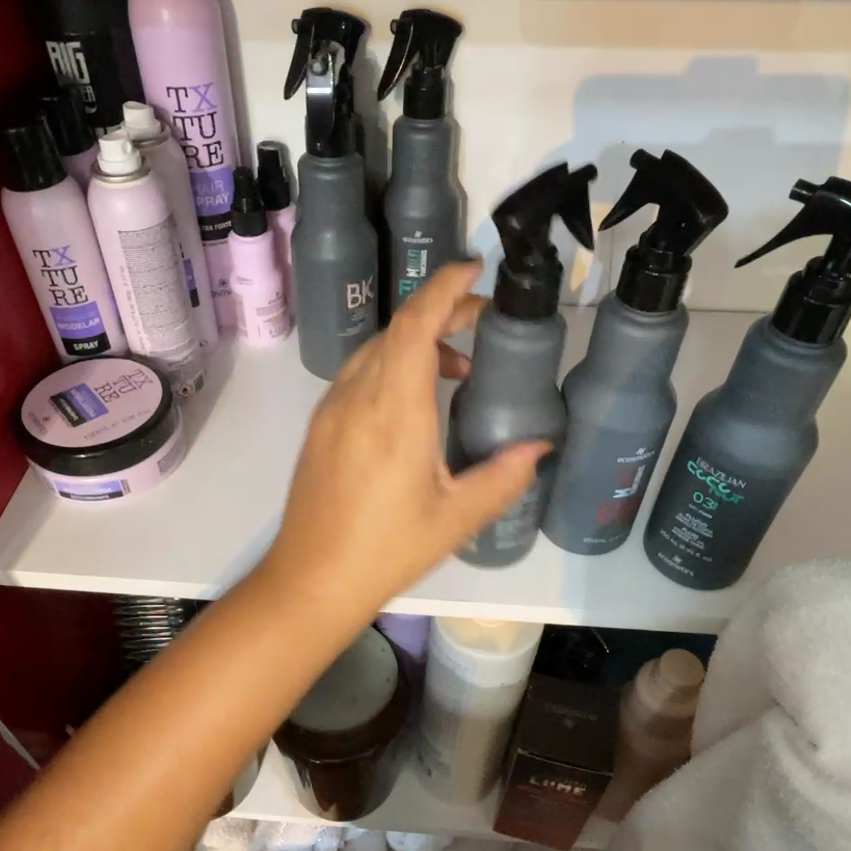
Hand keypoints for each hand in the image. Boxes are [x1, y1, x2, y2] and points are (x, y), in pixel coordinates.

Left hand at [260, 263, 547, 613]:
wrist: (311, 580)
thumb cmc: (387, 550)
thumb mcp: (456, 518)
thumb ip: (503, 476)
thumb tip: (539, 446)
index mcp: (394, 411)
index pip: (415, 325)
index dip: (445, 288)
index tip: (476, 270)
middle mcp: (357, 398)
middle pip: (396, 330)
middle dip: (440, 312)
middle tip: (482, 322)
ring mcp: (331, 410)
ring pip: (375, 351)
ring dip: (416, 344)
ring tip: (456, 370)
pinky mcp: (319, 427)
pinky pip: (358, 376)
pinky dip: (392, 367)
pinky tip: (415, 403)